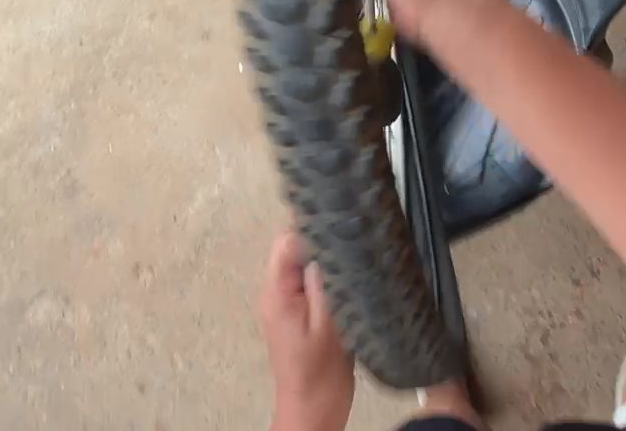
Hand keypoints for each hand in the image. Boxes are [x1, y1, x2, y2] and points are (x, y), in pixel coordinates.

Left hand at [260, 231, 353, 430]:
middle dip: (318, 237)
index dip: (309, 225)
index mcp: (277, 292)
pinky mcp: (296, 310)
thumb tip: (322, 244)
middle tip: (348, 230)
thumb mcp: (327, 326)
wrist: (313, 412)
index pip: (286, 241)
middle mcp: (274, 291)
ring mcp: (284, 300)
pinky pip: (307, 278)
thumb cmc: (320, 375)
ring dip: (322, 254)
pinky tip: (344, 271)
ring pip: (301, 261)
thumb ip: (323, 283)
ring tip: (350, 247)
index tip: (336, 215)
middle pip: (292, 247)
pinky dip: (324, 271)